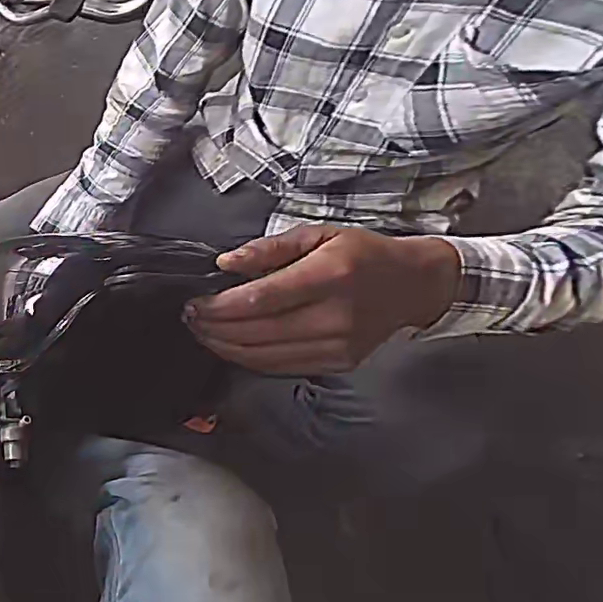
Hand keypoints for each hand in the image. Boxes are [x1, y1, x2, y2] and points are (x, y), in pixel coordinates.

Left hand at [184, 226, 458, 374]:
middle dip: (213, 328)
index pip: (261, 299)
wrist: (411, 285)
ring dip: (223, 346)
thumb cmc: (362, 255)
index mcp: (330, 275)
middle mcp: (335, 314)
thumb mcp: (317, 234)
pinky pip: (278, 366)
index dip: (220, 306)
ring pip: (262, 355)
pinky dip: (246, 358)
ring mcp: (337, 344)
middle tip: (190, 318)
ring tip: (202, 332)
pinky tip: (230, 345)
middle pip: (255, 332)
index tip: (195, 304)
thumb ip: (268, 248)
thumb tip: (226, 262)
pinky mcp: (336, 363)